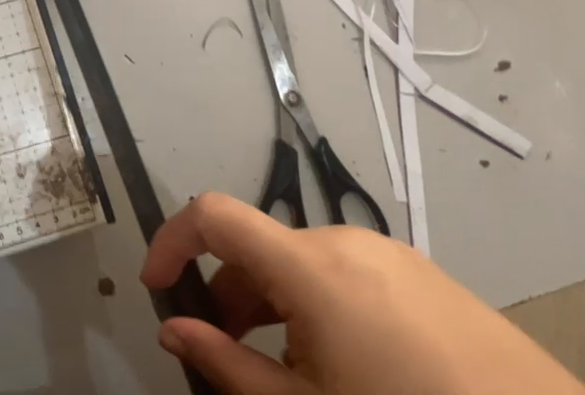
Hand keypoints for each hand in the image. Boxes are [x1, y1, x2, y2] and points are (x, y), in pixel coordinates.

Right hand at [142, 193, 584, 394]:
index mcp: (312, 264)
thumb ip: (228, 365)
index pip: (212, 215)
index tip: (156, 286)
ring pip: (302, 264)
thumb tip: (173, 332)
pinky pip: (348, 276)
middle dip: (226, 294)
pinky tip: (344, 366)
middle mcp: (347, 242)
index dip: (170, 241)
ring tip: (286, 370)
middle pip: (258, 248)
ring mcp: (394, 256)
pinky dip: (318, 306)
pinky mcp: (428, 278)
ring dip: (272, 304)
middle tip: (223, 353)